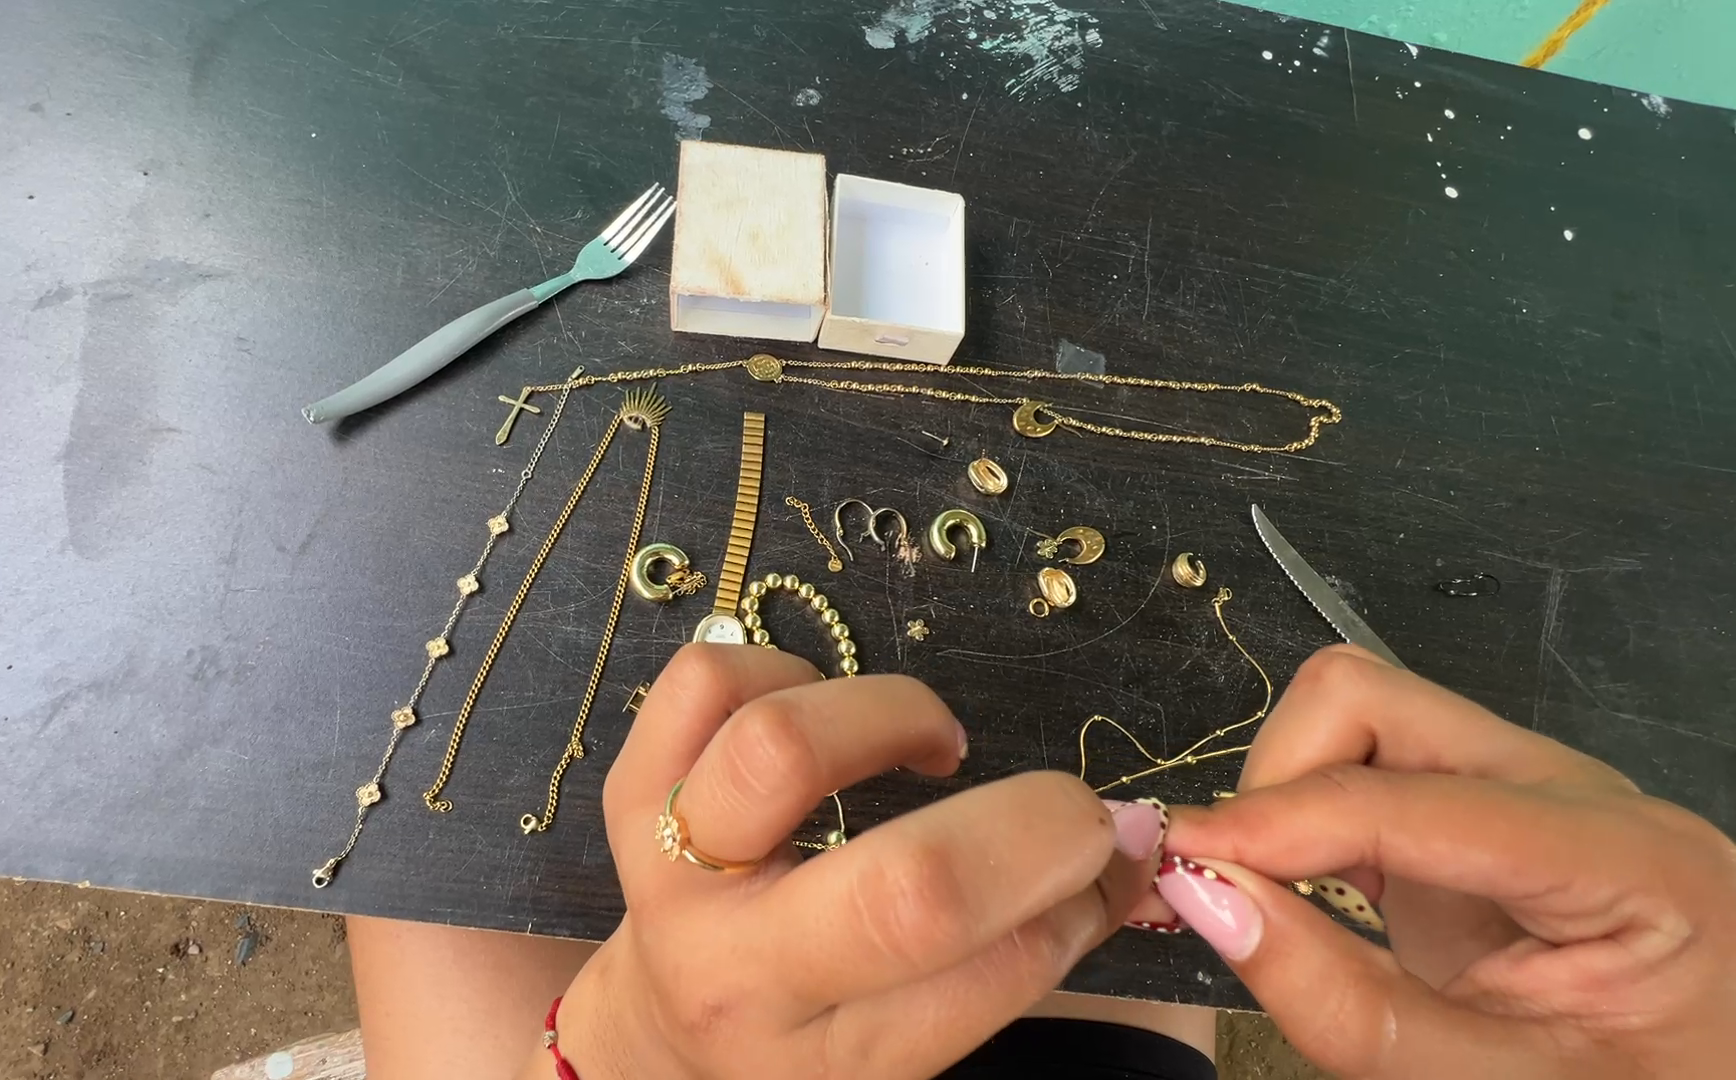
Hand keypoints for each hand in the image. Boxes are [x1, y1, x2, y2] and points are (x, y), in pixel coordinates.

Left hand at [526, 644, 1163, 1079]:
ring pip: (779, 743)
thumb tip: (1126, 842)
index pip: (968, 972)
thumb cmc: (805, 1028)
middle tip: (1048, 794)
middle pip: (893, 885)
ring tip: (914, 737)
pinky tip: (815, 703)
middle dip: (1013, 822)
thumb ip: (1016, 949)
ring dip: (884, 714)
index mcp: (822, 1051)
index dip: (1060, 876)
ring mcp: (667, 857)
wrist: (667, 1018)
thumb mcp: (907, 1033)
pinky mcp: (633, 779)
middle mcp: (733, 962)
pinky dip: (782, 666)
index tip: (1109, 831)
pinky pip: (704, 679)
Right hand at [1159, 645, 1735, 1077]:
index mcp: (1624, 861)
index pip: (1394, 799)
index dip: (1267, 822)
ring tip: (1286, 879)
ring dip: (1281, 783)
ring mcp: (1516, 776)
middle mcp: (1568, 785)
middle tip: (1248, 874)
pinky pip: (1349, 744)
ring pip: (1348, 705)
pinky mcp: (1468, 788)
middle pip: (1364, 700)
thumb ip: (1342, 1004)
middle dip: (1275, 778)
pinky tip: (1315, 873)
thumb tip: (1194, 893)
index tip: (1175, 861)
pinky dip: (1297, 798)